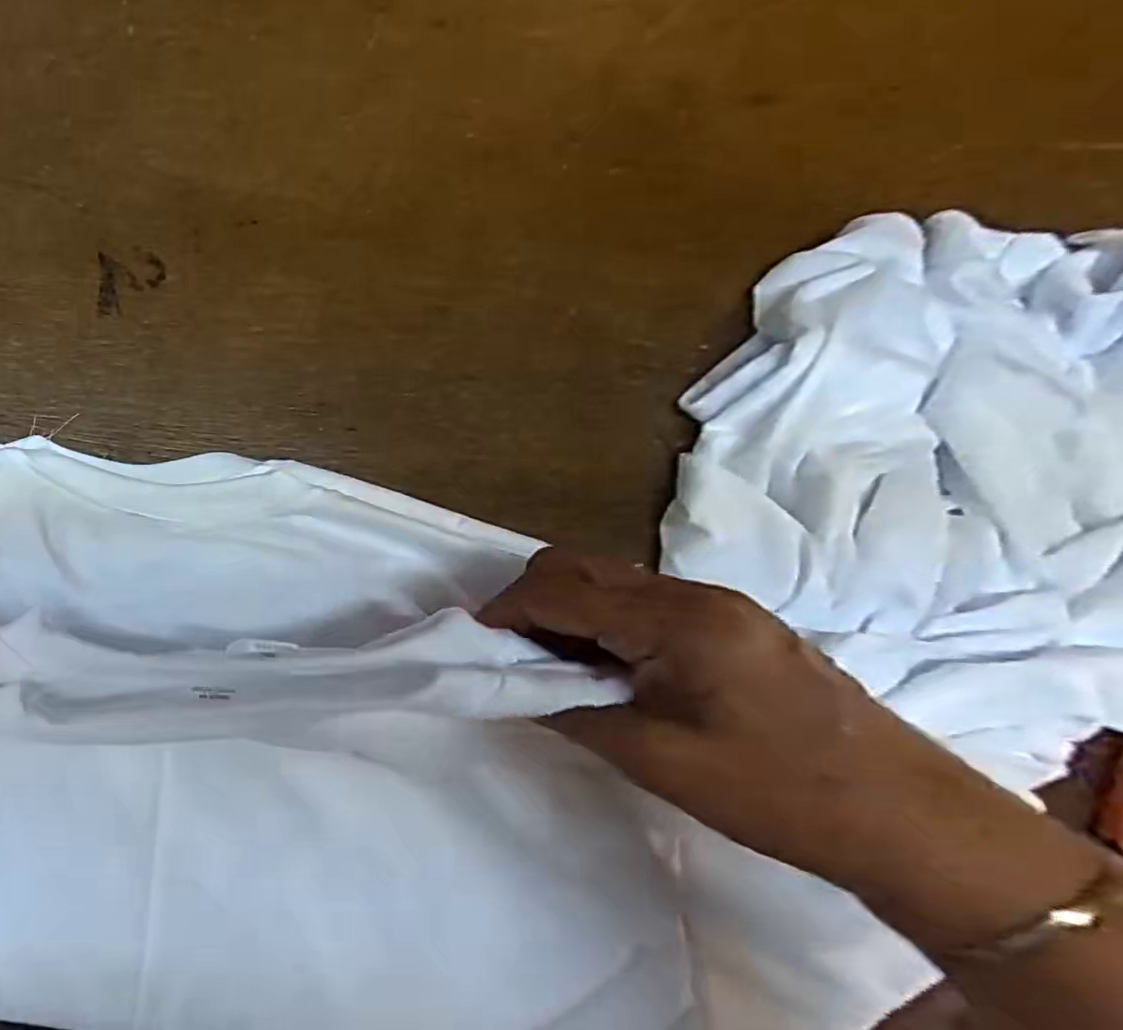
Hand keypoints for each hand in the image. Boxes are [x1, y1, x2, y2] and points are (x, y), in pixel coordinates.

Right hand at [479, 548, 1108, 954]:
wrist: (916, 824)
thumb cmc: (777, 792)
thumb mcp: (655, 759)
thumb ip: (570, 710)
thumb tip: (514, 688)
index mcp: (675, 621)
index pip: (560, 591)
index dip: (506, 611)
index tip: (474, 640)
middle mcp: (693, 594)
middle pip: (579, 566)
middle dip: (530, 599)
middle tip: (513, 652)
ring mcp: (718, 604)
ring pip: (608, 578)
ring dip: (566, 609)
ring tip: (555, 663)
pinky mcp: (731, 622)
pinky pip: (641, 600)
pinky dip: (603, 620)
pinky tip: (606, 665)